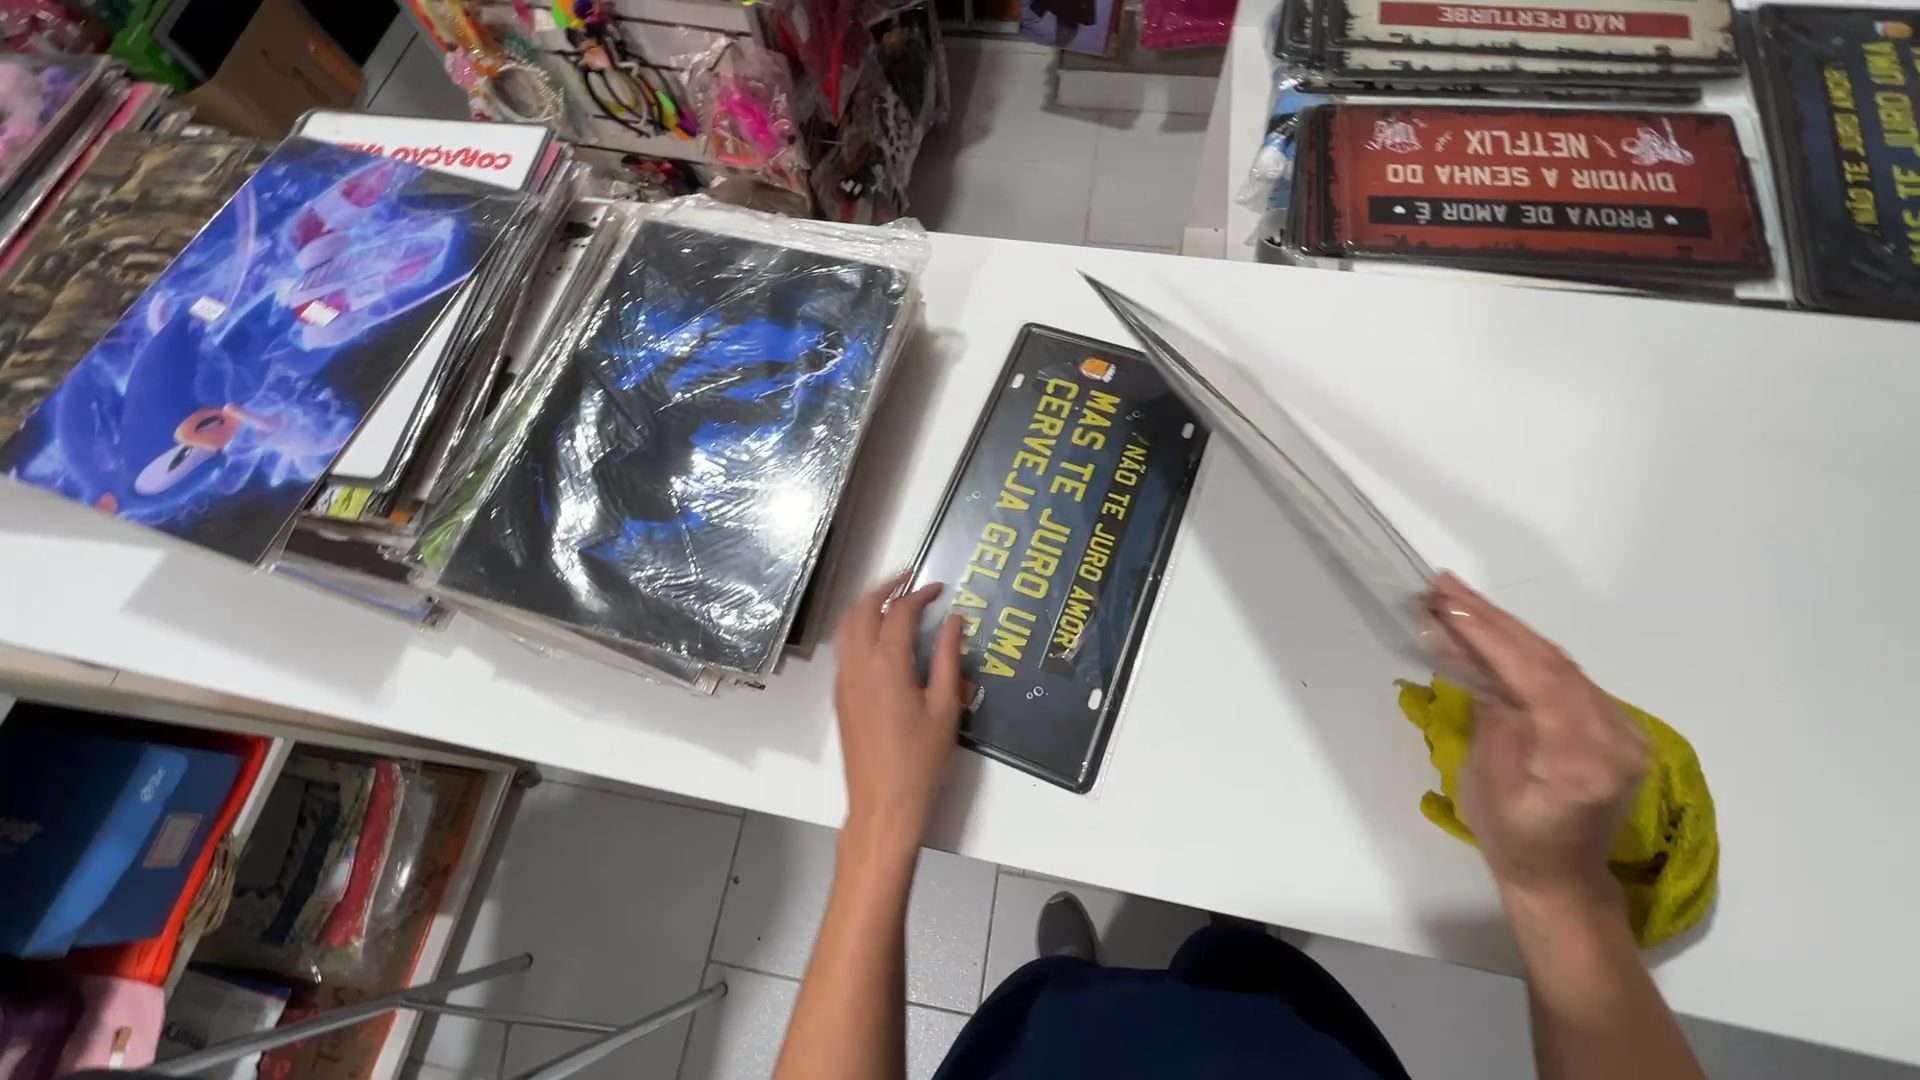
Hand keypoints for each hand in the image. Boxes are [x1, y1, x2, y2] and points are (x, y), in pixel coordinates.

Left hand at [832, 573, 966, 856]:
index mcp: (887, 665)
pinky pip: (844, 647)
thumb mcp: (945, 708)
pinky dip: (858, 628)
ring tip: (892, 599)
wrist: (883, 803)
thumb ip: (947, 658)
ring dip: (867, 605)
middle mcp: (858, 665)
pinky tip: (879, 636)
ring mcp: (844, 680)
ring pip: (847, 626)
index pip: (900, 612)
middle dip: (885, 587)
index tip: (939, 589)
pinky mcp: (839, 696)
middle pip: (863, 608)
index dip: (920, 594)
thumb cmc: (921, 760)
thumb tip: (954, 622)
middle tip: (910, 579)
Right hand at [1424, 574, 1647, 916]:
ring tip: (1457, 599)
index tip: (1447, 604)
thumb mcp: (1487, 779)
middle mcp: (1617, 738)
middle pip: (1551, 662)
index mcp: (1584, 760)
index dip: (1491, 636)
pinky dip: (1522, 650)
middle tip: (1444, 587)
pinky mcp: (1614, 725)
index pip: (1539, 679)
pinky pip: (1564, 676)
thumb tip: (1471, 658)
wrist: (1560, 875)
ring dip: (1505, 628)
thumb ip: (1492, 715)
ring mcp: (1623, 730)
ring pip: (1558, 662)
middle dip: (1492, 620)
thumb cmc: (1512, 837)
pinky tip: (1490, 631)